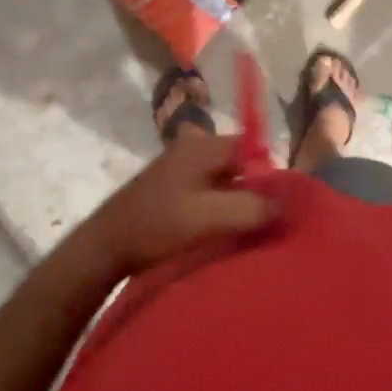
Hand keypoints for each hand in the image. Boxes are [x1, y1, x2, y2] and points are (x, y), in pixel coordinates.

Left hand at [84, 133, 271, 273]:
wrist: (104, 246)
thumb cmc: (157, 227)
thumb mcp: (210, 218)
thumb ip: (252, 208)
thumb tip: (287, 204)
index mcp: (203, 145)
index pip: (256, 148)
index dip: (272, 176)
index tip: (279, 206)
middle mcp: (193, 145)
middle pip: (241, 162)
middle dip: (255, 189)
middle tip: (264, 221)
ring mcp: (180, 163)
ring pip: (226, 177)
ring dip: (237, 200)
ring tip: (244, 228)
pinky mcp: (172, 183)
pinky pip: (209, 188)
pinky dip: (220, 205)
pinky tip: (220, 228)